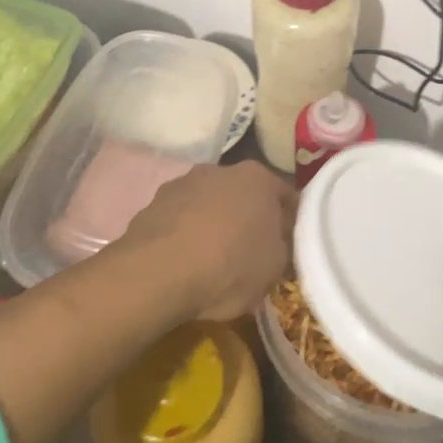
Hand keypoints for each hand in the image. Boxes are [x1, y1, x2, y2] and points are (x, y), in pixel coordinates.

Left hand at [118, 161, 296, 320]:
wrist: (159, 272)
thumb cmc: (230, 265)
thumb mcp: (275, 267)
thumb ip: (282, 247)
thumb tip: (275, 241)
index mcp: (257, 177)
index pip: (284, 196)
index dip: (289, 222)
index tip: (287, 247)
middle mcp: (219, 170)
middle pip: (243, 196)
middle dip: (247, 220)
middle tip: (250, 255)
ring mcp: (182, 183)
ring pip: (208, 205)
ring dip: (213, 225)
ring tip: (211, 263)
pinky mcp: (153, 204)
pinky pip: (179, 220)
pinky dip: (184, 236)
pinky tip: (183, 264)